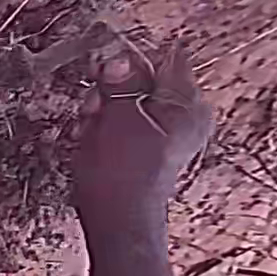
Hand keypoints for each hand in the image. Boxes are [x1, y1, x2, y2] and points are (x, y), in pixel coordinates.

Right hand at [71, 47, 211, 233]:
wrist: (115, 215)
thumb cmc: (122, 170)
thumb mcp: (119, 119)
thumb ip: (121, 86)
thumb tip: (118, 60)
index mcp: (186, 105)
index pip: (165, 62)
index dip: (131, 62)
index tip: (104, 70)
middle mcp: (180, 116)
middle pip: (141, 83)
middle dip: (110, 92)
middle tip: (94, 109)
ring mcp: (161, 133)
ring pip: (125, 104)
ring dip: (100, 112)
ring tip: (90, 130)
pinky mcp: (141, 148)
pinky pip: (119, 124)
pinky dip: (102, 128)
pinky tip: (90, 140)